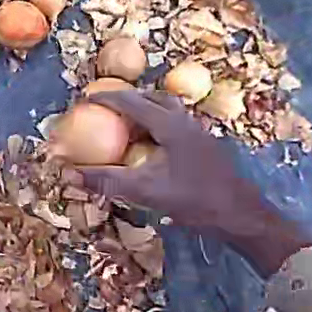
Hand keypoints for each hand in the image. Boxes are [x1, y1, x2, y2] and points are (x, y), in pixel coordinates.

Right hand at [76, 90, 311, 275]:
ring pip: (166, 109)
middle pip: (151, 98)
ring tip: (125, 126)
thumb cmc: (195, 200)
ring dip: (144, 111)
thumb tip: (70, 174)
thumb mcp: (146, 192)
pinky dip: (157, 125)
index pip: (131, 101)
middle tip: (104, 110)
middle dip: (126, 100)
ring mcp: (198, 131)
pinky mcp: (204, 144)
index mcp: (169, 124)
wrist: (241, 214)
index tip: (85, 101)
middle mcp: (185, 120)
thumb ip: (108, 181)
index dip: (105, 98)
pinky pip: (175, 123)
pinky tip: (151, 147)